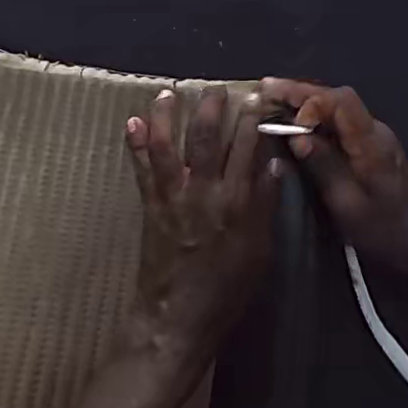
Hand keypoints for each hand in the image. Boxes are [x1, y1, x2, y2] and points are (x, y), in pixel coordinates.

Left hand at [124, 87, 281, 358]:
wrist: (178, 319)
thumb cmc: (227, 288)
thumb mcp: (260, 251)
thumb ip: (266, 205)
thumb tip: (276, 164)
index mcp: (235, 201)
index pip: (245, 147)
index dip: (250, 118)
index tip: (253, 96)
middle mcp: (203, 190)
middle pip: (206, 137)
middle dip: (210, 107)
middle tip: (215, 88)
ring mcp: (173, 195)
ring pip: (167, 145)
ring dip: (165, 115)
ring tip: (167, 92)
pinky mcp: (150, 205)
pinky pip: (141, 168)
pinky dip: (135, 144)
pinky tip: (131, 121)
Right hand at [262, 78, 407, 277]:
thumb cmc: (385, 231)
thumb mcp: (348, 205)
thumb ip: (323, 166)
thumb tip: (296, 135)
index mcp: (371, 141)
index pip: (341, 100)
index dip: (311, 101)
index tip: (289, 120)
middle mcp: (375, 130)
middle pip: (338, 97)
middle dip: (301, 92)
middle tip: (266, 88)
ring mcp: (377, 138)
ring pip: (339, 107)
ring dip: (308, 101)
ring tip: (275, 99)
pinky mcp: (374, 148)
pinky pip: (343, 122)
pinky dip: (318, 116)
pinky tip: (300, 122)